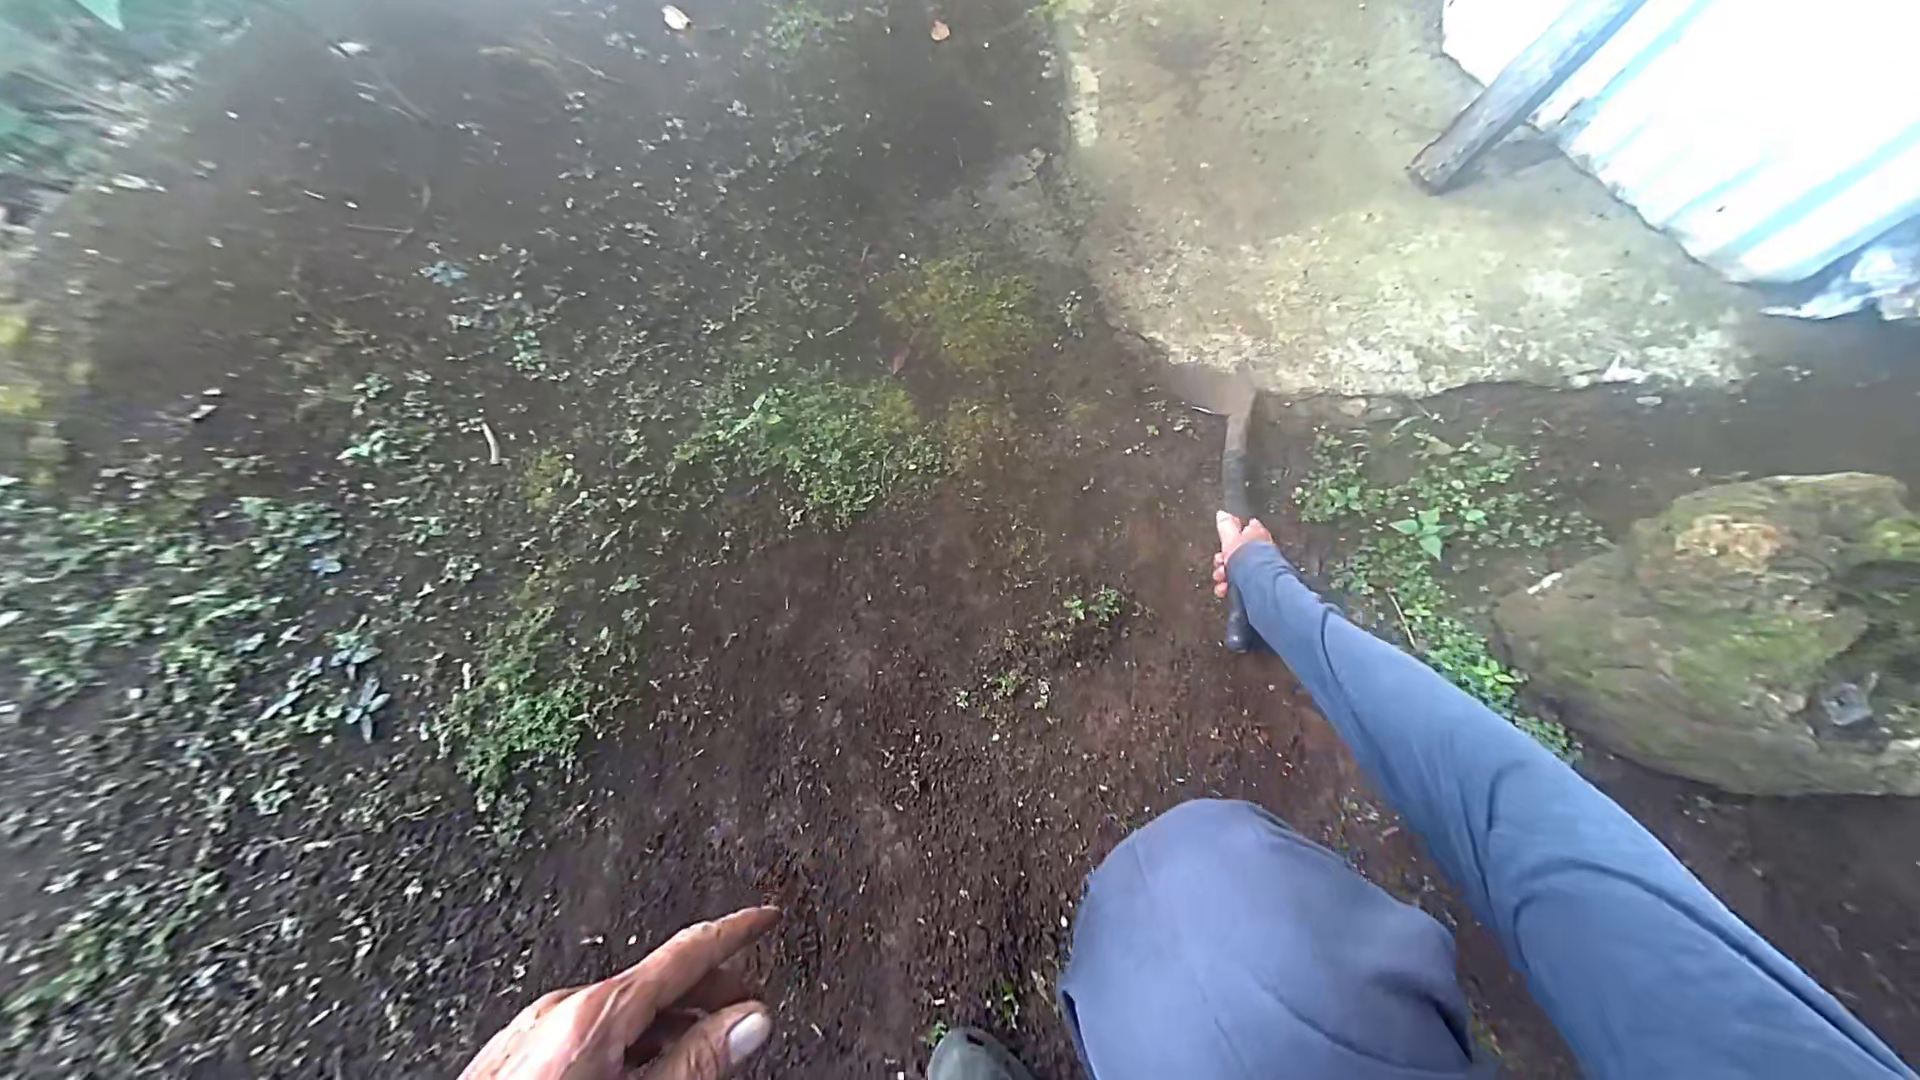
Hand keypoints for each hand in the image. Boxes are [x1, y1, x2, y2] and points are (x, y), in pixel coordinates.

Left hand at [459, 907, 779, 1079]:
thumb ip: (697, 1061)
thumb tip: (752, 1019)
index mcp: (595, 1011)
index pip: (689, 950)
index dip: (737, 930)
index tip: (767, 917)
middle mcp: (561, 1008)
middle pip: (660, 976)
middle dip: (712, 986)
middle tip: (749, 1007)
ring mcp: (532, 1032)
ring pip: (625, 1004)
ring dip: (672, 1017)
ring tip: (702, 1045)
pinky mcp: (512, 1058)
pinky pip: (590, 1027)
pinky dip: (631, 1036)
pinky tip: (644, 1065)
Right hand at [1212, 512, 1272, 598]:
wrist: (1258, 581)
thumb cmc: (1250, 558)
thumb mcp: (1231, 536)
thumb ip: (1226, 525)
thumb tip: (1222, 514)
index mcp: (1256, 537)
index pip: (1244, 530)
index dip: (1230, 535)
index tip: (1223, 541)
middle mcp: (1258, 553)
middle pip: (1235, 553)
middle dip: (1222, 559)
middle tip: (1220, 562)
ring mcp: (1256, 570)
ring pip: (1233, 570)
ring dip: (1222, 574)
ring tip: (1222, 577)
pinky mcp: (1252, 586)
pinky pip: (1235, 585)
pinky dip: (1227, 587)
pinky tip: (1224, 588)